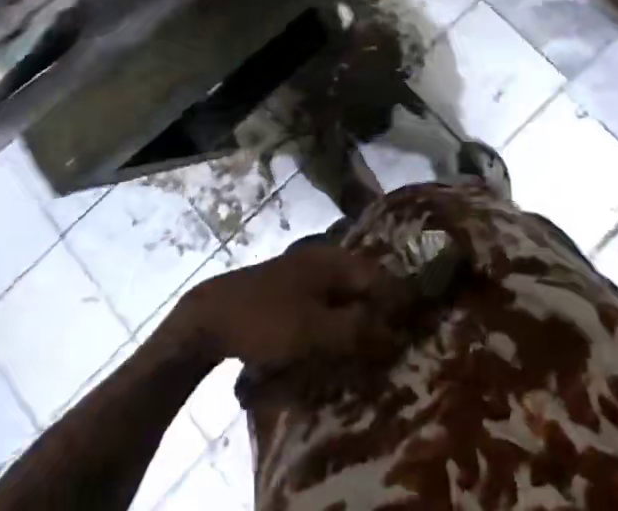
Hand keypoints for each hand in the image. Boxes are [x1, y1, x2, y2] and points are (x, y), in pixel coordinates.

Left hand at [174, 245, 402, 371]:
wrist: (207, 319)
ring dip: (353, 326)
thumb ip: (358, 329)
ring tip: (362, 359)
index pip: (381, 280)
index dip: (399, 309)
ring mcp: (303, 275)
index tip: (410, 340)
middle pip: (362, 289)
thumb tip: (395, 332)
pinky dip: (332, 327)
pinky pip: (323, 308)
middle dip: (376, 320)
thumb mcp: (316, 330)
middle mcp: (321, 260)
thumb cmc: (264, 320)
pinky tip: (333, 351)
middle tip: (386, 354)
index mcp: (332, 260)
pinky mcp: (289, 294)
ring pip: (342, 300)